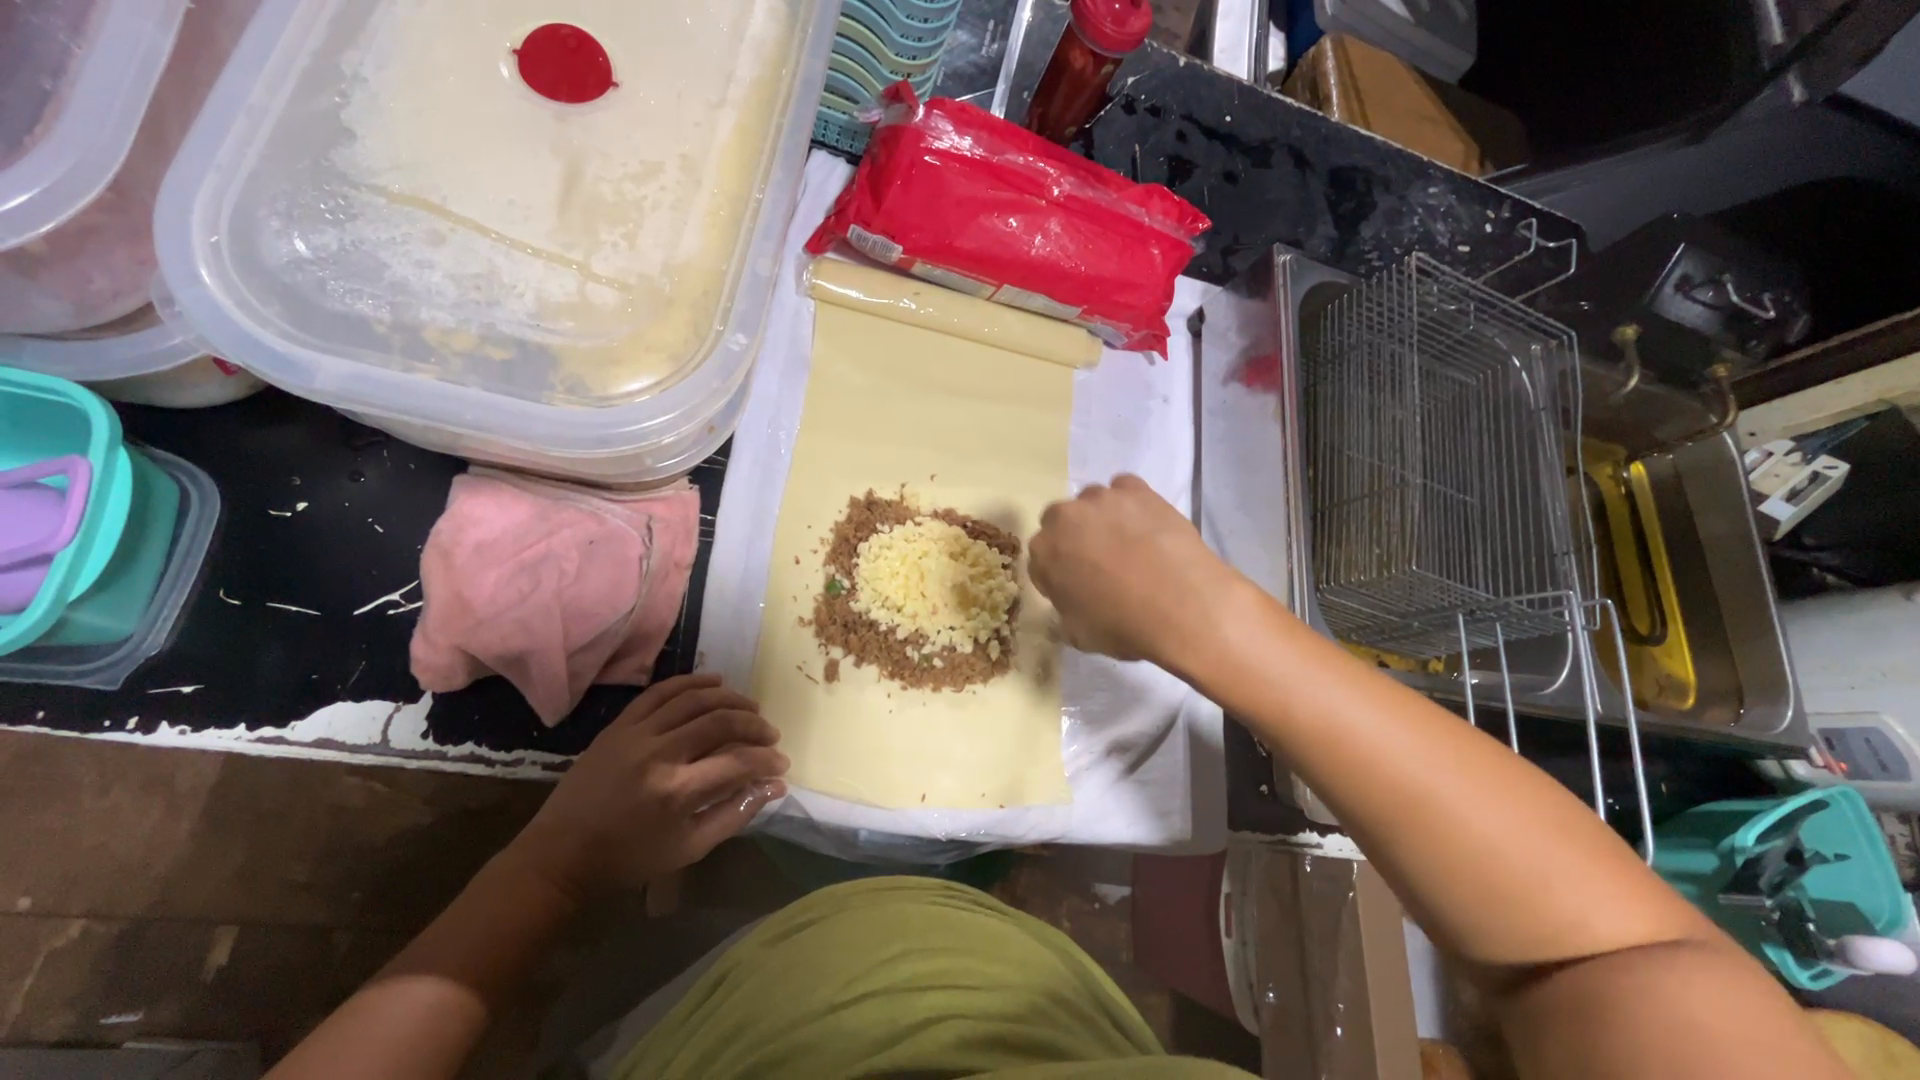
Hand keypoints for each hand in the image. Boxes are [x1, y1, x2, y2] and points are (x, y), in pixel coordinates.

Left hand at [504, 675, 787, 899]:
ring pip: (694, 699)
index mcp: (677, 792)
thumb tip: (775, 786)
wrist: (561, 855)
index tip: (781, 763)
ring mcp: (635, 735)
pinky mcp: (618, 726)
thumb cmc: (630, 860)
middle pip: (720, 722)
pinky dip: (691, 682)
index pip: (738, 762)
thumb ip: (736, 813)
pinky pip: (660, 692)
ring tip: (750, 708)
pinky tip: (715, 683)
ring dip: (730, 699)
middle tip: (770, 735)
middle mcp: (658, 755)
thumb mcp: (689, 848)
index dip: (767, 760)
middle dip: (754, 726)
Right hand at [1029, 475, 1255, 671]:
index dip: (1058, 574)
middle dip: (1075, 539)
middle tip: (1100, 564)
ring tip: (1129, 544)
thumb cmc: (1124, 626)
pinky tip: (1146, 526)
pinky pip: (1124, 490)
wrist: (1183, 606)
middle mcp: (1065, 517)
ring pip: (1092, 503)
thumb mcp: (1079, 634)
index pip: (1041, 558)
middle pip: (1061, 522)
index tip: (1076, 587)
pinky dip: (1130, 504)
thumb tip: (1072, 601)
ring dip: (1101, 519)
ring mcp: (1102, 498)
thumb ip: (1065, 610)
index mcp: (1043, 552)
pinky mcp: (1137, 490)